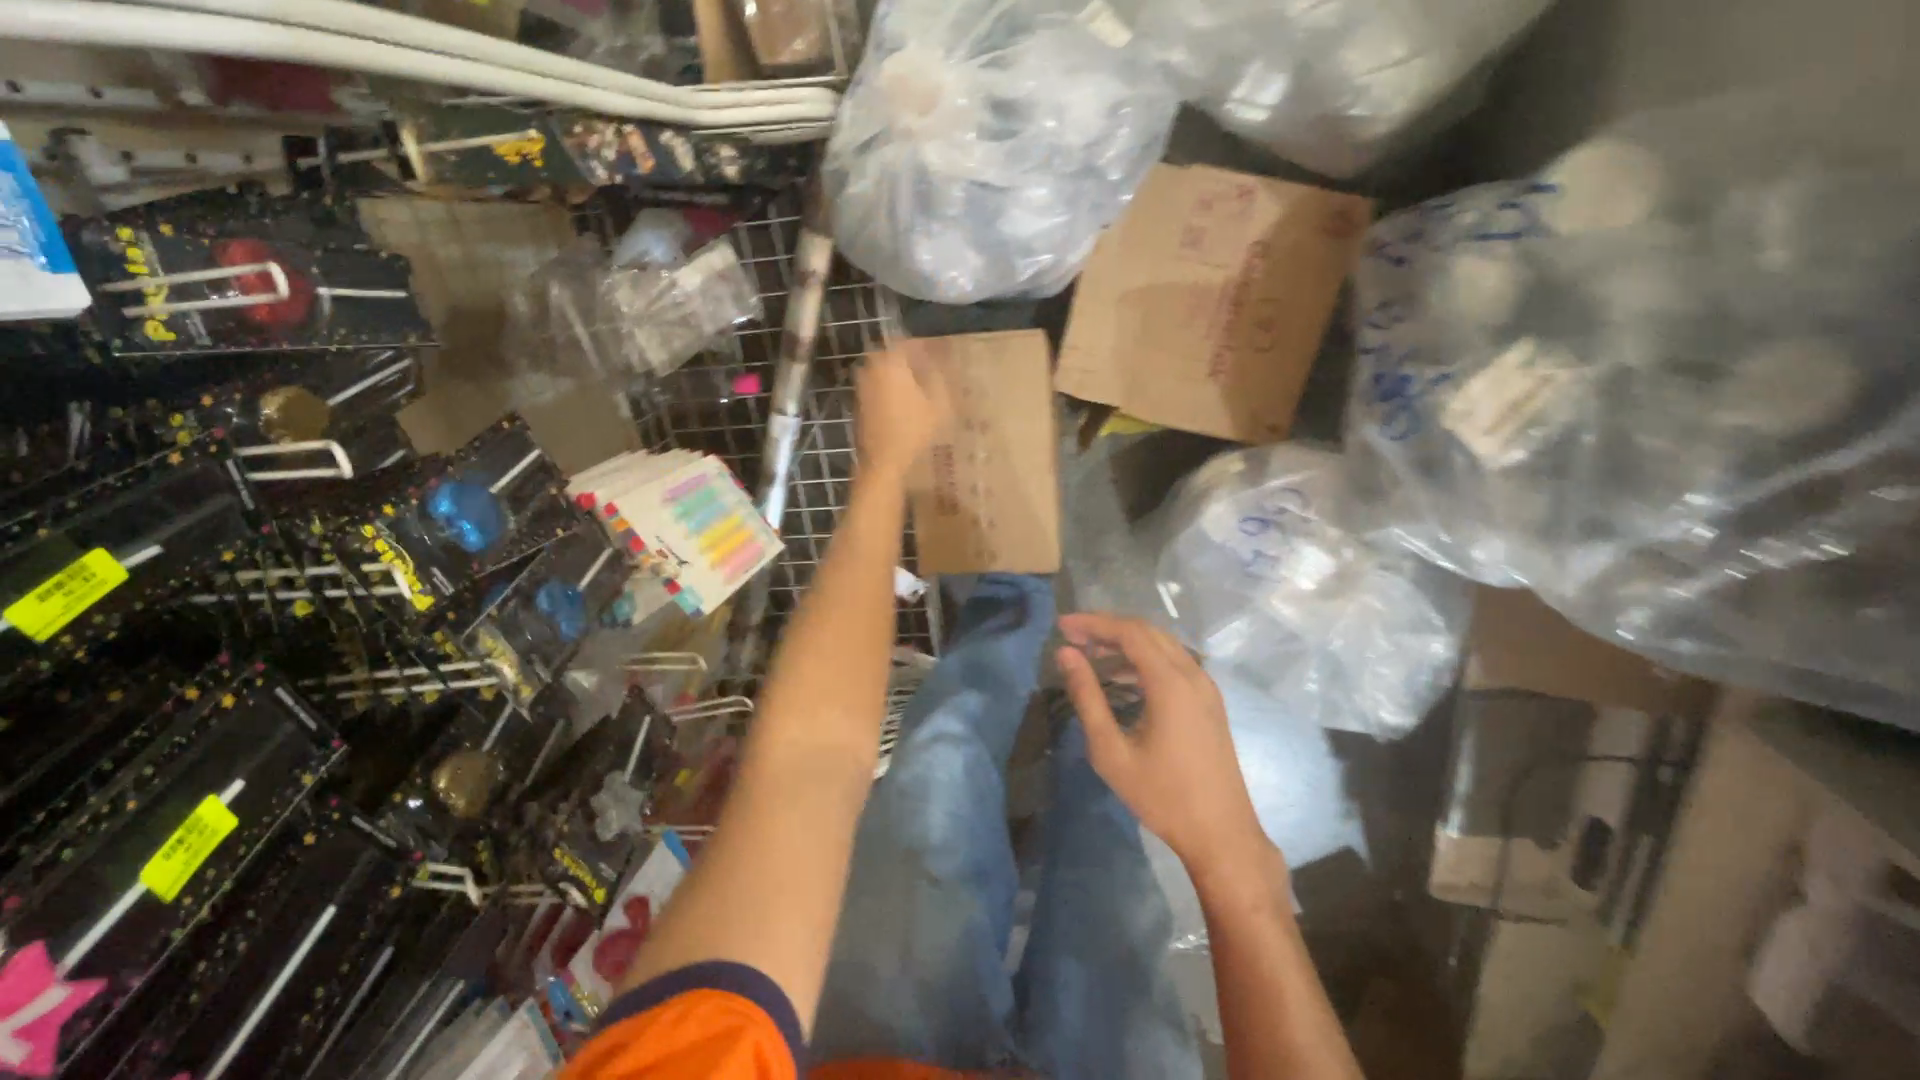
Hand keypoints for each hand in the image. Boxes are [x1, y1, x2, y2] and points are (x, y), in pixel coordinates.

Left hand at [854, 344, 946, 483]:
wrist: (882, 462)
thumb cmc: (913, 431)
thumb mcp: (938, 403)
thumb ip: (939, 376)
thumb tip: (940, 360)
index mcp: (891, 362)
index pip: (907, 341)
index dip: (924, 346)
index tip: (938, 352)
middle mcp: (872, 367)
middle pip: (893, 353)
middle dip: (910, 358)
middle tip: (928, 367)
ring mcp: (862, 385)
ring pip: (883, 369)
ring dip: (899, 373)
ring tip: (918, 385)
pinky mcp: (859, 401)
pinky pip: (877, 384)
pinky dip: (889, 386)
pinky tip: (904, 401)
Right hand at [1056, 613, 1276, 877]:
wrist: (1220, 833)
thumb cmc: (1161, 795)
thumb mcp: (1111, 750)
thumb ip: (1087, 697)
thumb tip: (1066, 656)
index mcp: (1171, 682)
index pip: (1130, 632)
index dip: (1093, 623)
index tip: (1062, 626)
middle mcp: (1193, 675)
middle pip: (1148, 632)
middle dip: (1109, 629)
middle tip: (1073, 638)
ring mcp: (1206, 689)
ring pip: (1164, 647)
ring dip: (1127, 644)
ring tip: (1091, 657)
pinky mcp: (1210, 704)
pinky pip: (1175, 665)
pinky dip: (1146, 661)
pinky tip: (1122, 680)